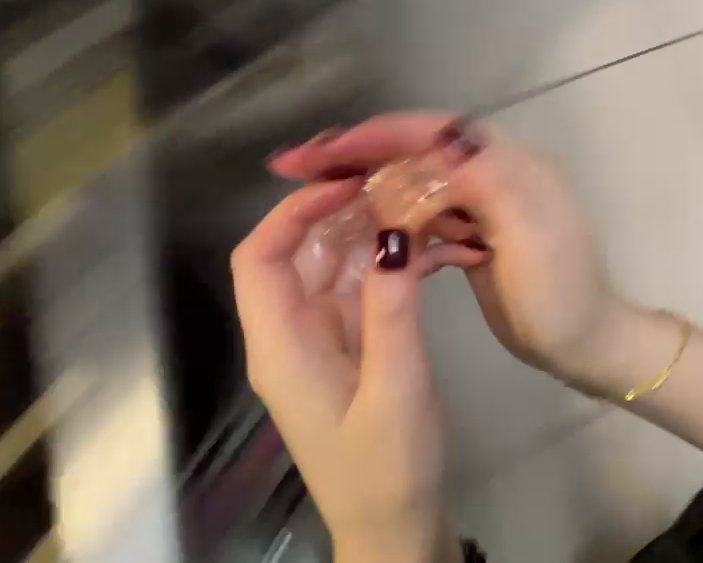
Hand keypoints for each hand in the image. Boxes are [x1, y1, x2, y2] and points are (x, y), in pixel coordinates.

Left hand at [232, 170, 483, 561]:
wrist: (396, 521)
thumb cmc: (387, 461)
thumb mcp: (396, 384)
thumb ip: (393, 310)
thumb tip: (395, 233)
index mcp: (283, 346)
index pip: (262, 259)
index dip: (296, 212)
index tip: (353, 182)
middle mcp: (294, 335)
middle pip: (302, 253)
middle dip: (346, 210)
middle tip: (406, 181)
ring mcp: (325, 338)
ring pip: (339, 264)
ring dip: (378, 232)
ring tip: (428, 206)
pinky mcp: (355, 344)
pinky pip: (367, 287)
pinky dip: (398, 263)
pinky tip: (440, 250)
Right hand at [268, 112, 624, 387]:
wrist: (586, 340)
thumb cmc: (559, 295)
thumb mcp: (531, 237)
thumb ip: (494, 182)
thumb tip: (446, 136)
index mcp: (519, 168)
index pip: (442, 133)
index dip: (382, 135)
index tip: (321, 150)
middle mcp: (506, 173)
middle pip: (427, 147)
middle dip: (366, 151)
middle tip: (298, 166)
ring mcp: (494, 202)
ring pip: (426, 175)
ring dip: (376, 179)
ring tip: (317, 191)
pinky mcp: (484, 230)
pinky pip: (433, 208)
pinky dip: (400, 212)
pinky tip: (366, 227)